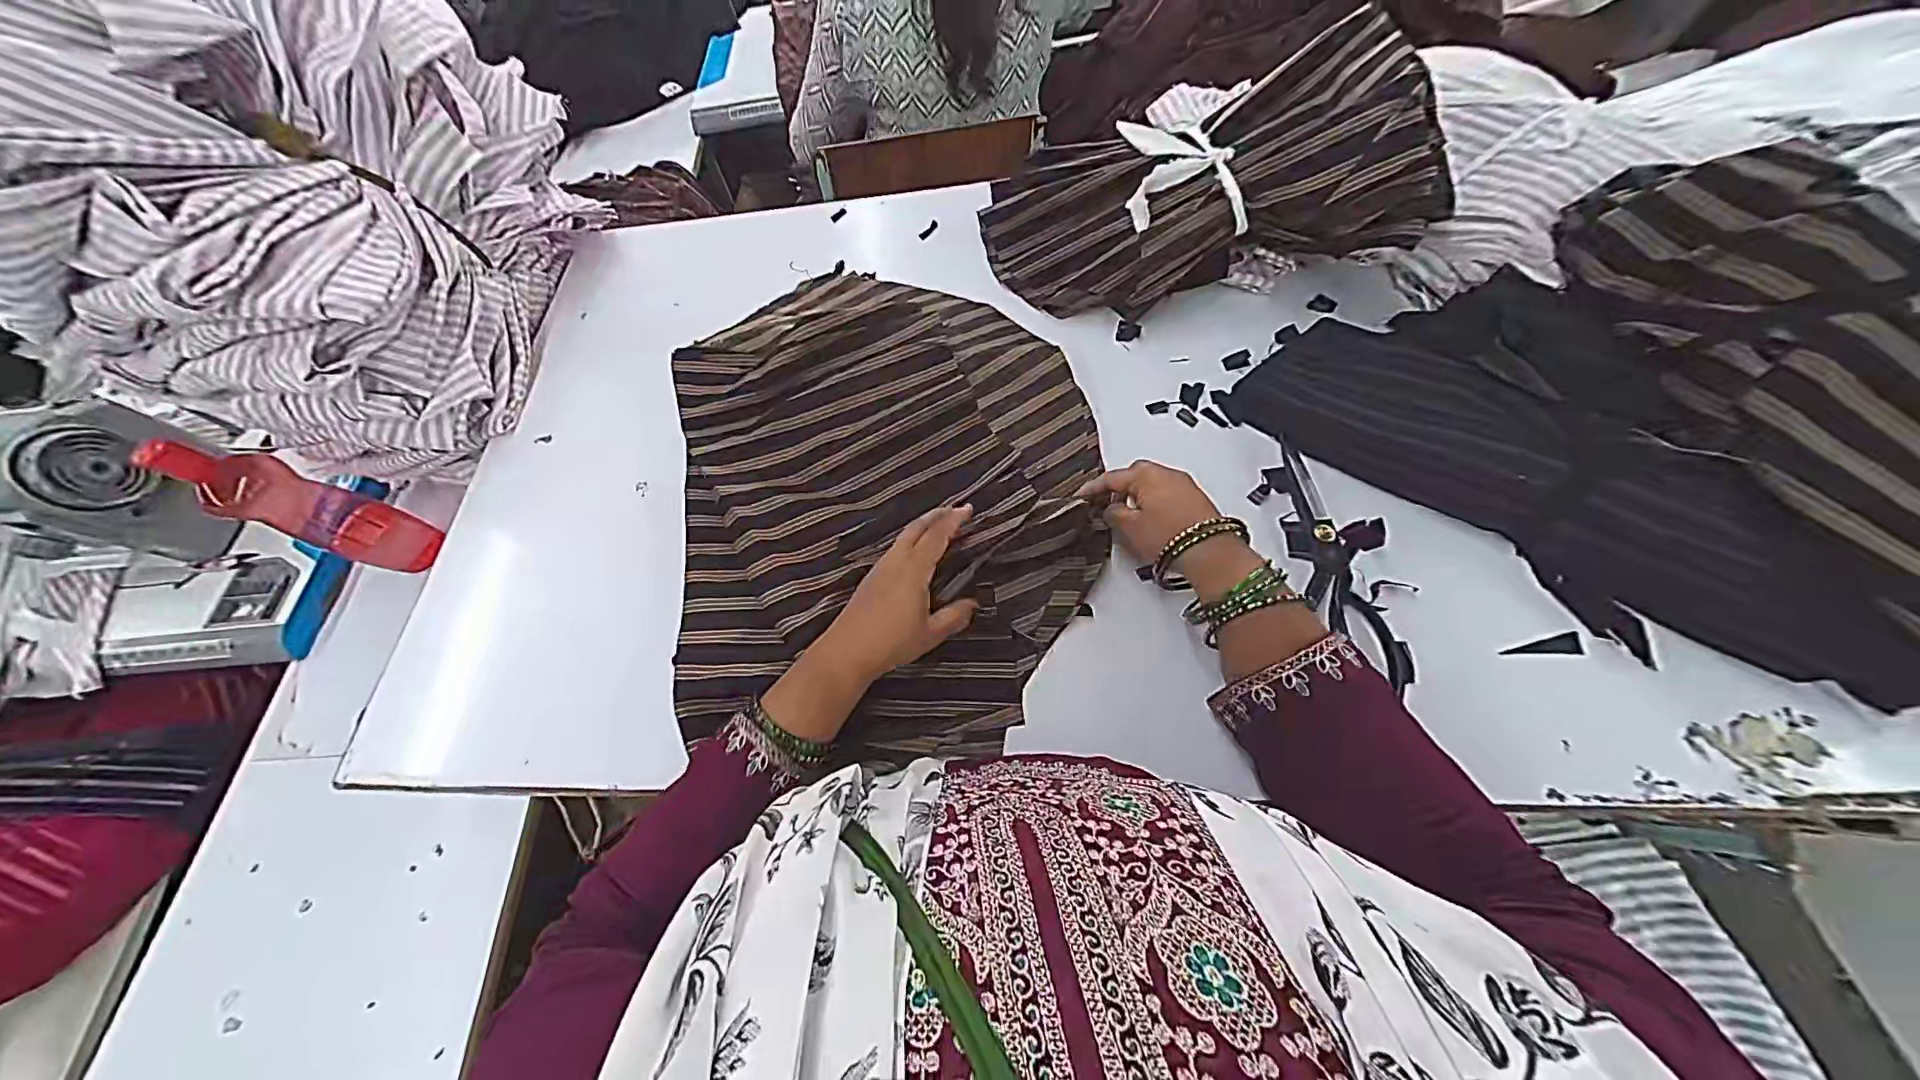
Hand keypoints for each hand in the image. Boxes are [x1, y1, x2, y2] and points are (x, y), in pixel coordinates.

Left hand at [809, 505, 980, 685]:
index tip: (966, 510)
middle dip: (936, 515)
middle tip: (953, 510)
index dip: (953, 520)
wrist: (846, 652)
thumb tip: (971, 606)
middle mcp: (895, 562)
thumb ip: (954, 616)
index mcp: (914, 570)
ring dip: (921, 527)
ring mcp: (880, 569)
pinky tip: (913, 553)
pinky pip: (894, 550)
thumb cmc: (890, 643)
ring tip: (936, 528)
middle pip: (916, 527)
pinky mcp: (871, 579)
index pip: (937, 535)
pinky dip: (910, 542)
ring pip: (903, 537)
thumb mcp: (930, 633)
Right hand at [1075, 460, 1261, 601]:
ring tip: (1128, 521)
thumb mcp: (1129, 527)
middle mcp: (1168, 474)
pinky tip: (1150, 524)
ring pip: (1152, 486)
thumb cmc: (1173, 537)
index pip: (1111, 477)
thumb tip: (1110, 510)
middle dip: (1118, 490)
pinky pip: (1167, 496)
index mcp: (1147, 473)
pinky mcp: (1195, 500)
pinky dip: (1154, 505)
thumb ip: (1112, 513)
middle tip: (1105, 506)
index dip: (1093, 489)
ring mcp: (1184, 486)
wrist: (1209, 552)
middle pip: (1134, 476)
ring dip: (1137, 498)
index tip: (1083, 495)